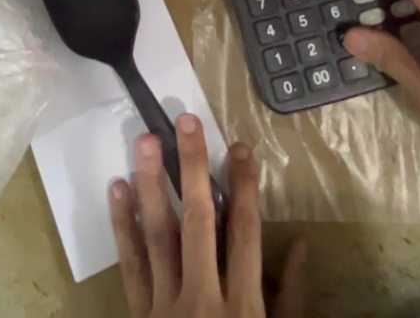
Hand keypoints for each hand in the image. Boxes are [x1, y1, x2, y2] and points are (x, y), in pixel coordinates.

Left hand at [110, 114, 306, 317]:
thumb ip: (291, 297)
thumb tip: (302, 243)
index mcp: (243, 308)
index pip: (245, 233)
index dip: (244, 187)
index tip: (240, 146)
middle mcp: (202, 300)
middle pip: (197, 222)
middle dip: (192, 168)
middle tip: (184, 122)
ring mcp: (164, 308)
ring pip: (157, 236)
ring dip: (150, 185)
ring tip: (144, 141)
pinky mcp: (138, 316)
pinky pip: (129, 264)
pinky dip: (121, 225)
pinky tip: (117, 188)